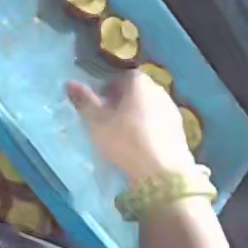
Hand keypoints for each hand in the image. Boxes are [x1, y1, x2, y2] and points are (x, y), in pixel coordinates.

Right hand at [65, 71, 196, 181]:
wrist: (161, 170)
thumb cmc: (125, 140)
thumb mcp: (96, 122)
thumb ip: (84, 101)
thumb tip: (69, 83)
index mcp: (139, 83)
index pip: (121, 77)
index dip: (107, 89)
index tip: (99, 105)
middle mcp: (158, 90)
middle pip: (136, 91)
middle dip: (121, 102)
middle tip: (107, 120)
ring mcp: (171, 109)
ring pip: (147, 107)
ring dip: (135, 115)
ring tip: (122, 134)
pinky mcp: (178, 128)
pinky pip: (157, 122)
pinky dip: (147, 128)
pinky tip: (139, 144)